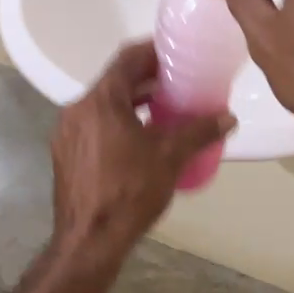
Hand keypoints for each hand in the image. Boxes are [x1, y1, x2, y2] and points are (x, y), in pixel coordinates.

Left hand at [49, 42, 234, 260]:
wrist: (89, 241)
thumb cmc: (130, 192)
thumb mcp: (170, 158)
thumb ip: (199, 131)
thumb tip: (228, 117)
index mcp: (100, 101)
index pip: (127, 59)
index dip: (152, 50)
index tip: (175, 51)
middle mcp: (77, 109)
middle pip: (114, 81)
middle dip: (146, 79)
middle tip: (177, 81)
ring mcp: (67, 133)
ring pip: (103, 105)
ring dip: (132, 102)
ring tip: (164, 109)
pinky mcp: (65, 154)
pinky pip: (94, 125)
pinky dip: (117, 122)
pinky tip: (139, 138)